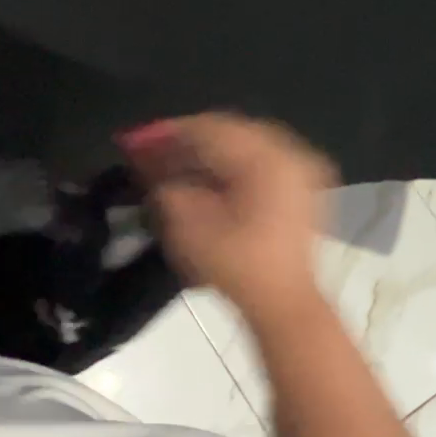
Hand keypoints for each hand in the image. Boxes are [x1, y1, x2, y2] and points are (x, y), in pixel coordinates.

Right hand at [123, 113, 334, 319]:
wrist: (285, 307)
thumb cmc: (238, 268)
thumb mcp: (189, 228)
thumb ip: (168, 188)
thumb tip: (156, 171)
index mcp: (265, 158)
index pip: (208, 129)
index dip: (166, 133)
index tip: (134, 141)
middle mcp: (289, 155)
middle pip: (227, 133)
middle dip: (185, 141)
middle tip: (149, 151)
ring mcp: (301, 172)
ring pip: (243, 147)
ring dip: (206, 153)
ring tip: (171, 165)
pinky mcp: (302, 191)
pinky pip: (259, 163)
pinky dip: (228, 167)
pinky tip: (203, 180)